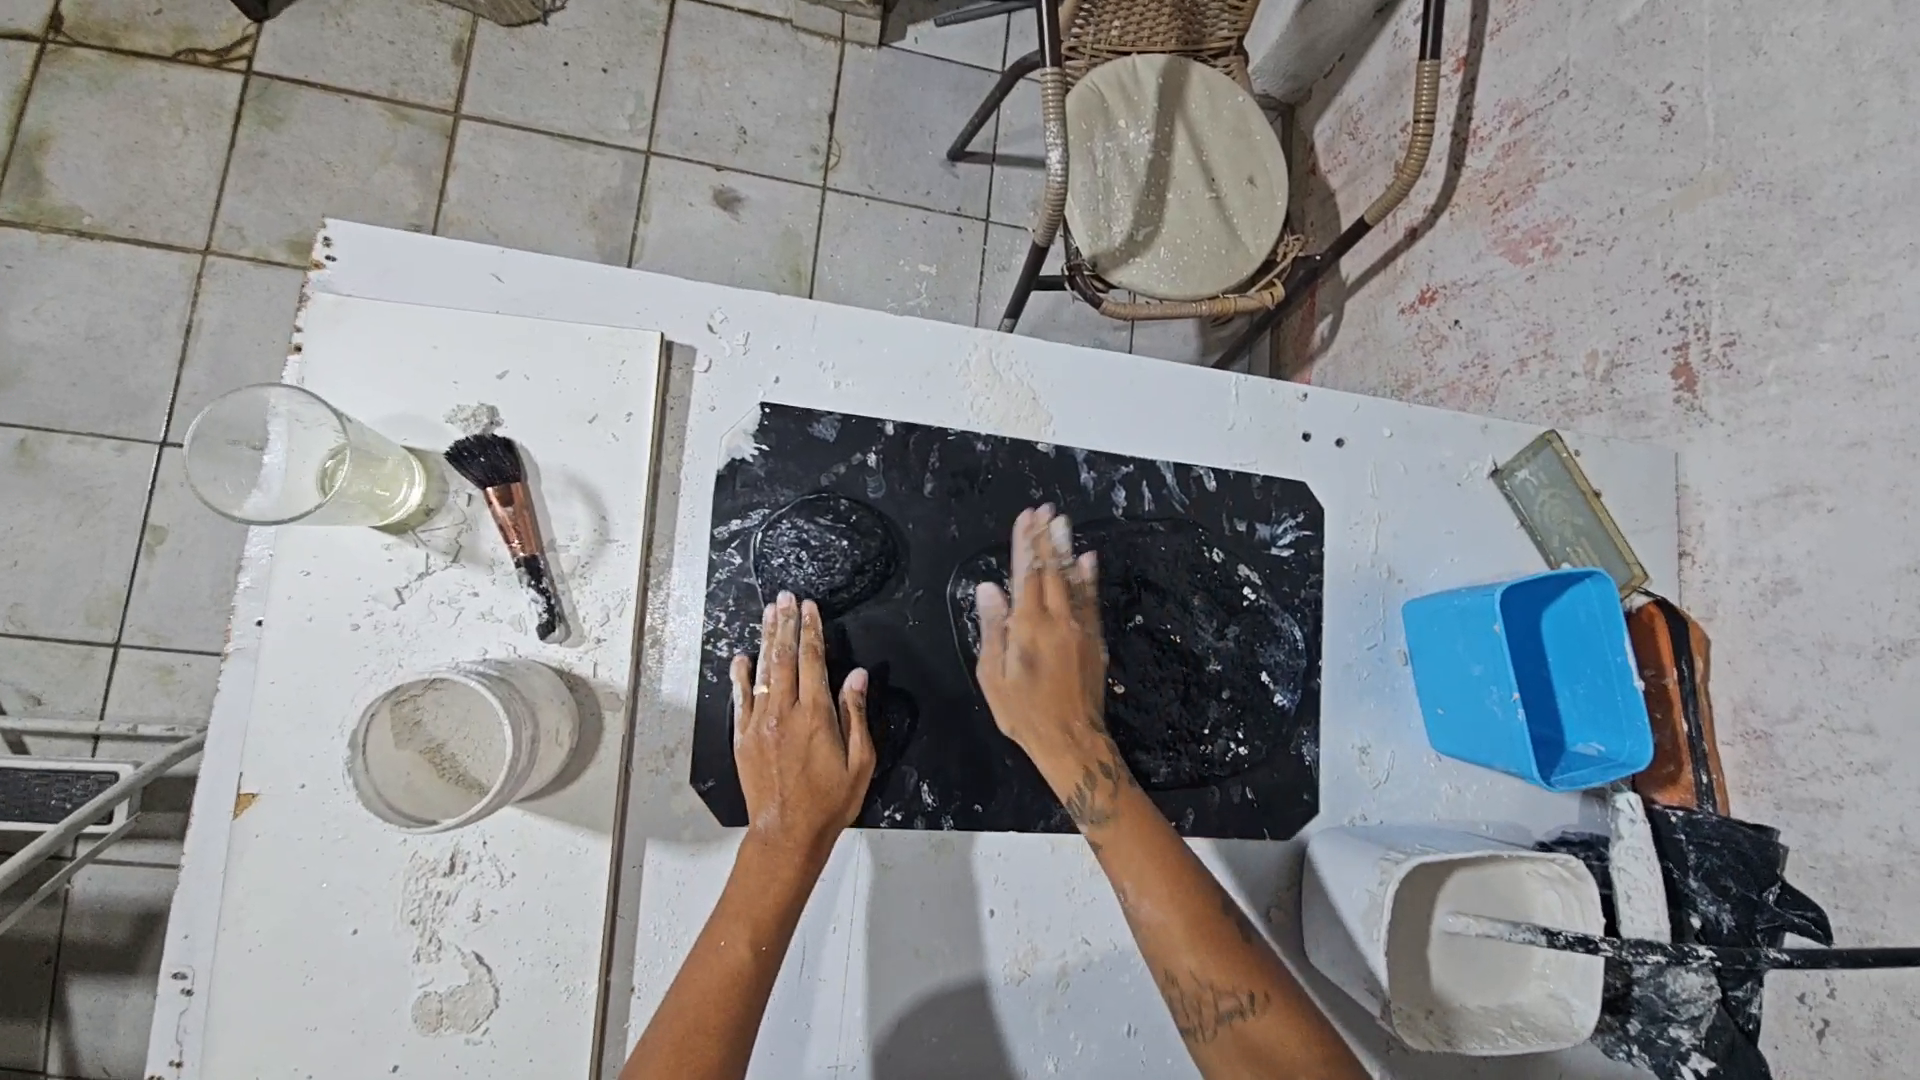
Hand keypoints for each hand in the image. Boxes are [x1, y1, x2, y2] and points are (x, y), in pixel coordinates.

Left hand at [731, 592, 874, 860]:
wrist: (788, 833)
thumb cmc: (830, 801)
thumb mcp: (860, 760)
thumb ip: (855, 713)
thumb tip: (857, 675)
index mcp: (815, 715)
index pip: (813, 660)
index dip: (811, 630)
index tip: (810, 608)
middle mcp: (783, 712)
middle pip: (784, 657)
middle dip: (786, 624)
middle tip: (785, 598)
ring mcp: (759, 723)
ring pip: (761, 671)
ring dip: (766, 639)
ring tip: (768, 613)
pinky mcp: (743, 738)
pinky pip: (739, 698)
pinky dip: (740, 675)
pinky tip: (741, 657)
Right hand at [974, 505, 1111, 773]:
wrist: (1072, 739)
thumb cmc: (1024, 712)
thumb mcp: (993, 676)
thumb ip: (993, 628)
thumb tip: (988, 587)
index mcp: (1029, 626)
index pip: (1026, 573)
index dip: (1025, 542)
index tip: (1025, 516)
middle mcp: (1058, 619)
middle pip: (1052, 569)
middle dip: (1047, 537)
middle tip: (1046, 508)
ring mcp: (1080, 628)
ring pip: (1073, 579)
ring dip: (1067, 548)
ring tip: (1063, 522)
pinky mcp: (1094, 640)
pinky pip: (1091, 600)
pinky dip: (1088, 577)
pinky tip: (1088, 559)